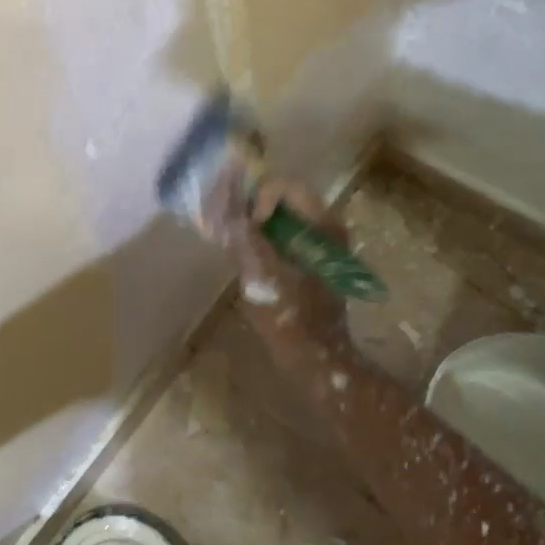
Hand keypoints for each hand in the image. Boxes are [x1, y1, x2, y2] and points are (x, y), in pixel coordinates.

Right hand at [213, 171, 351, 368]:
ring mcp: (317, 240)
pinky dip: (256, 231)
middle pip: (279, 193)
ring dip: (249, 216)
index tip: (244, 223)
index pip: (283, 185)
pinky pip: (278, 228)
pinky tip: (238, 246)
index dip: (256, 197)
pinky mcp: (306, 254)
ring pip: (277, 210)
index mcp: (322, 225)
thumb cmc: (291, 319)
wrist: (316, 359)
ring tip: (226, 231)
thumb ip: (242, 235)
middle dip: (247, 201)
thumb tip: (219, 203)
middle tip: (225, 220)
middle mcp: (324, 224)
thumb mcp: (260, 275)